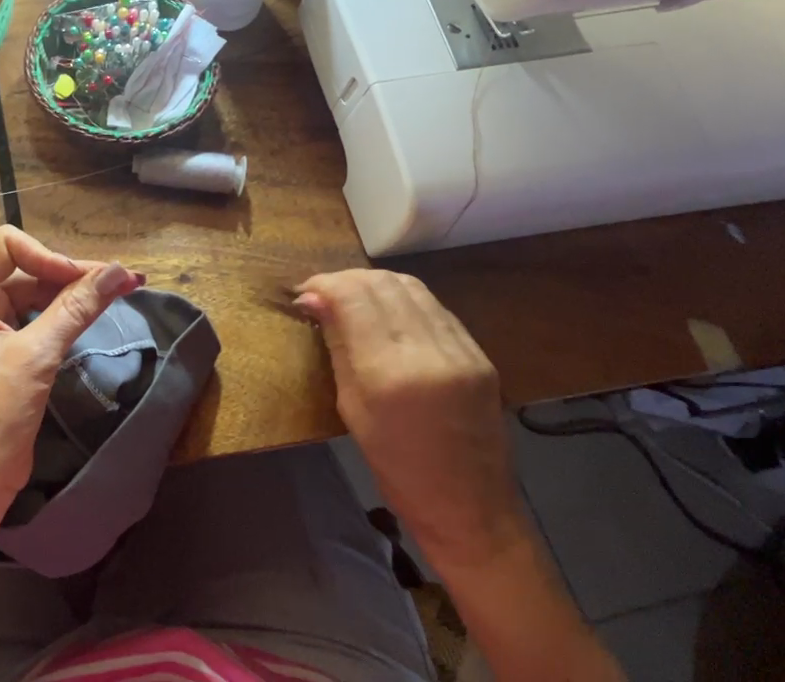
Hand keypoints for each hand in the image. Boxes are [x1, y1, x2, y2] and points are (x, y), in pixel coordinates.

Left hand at [0, 226, 142, 534]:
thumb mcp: (35, 356)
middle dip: (73, 272)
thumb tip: (119, 270)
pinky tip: (99, 312)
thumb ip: (75, 309)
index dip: (48, 255)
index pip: (8, 245)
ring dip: (78, 292)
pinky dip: (71, 315)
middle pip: (29, 267)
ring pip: (40, 293)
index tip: (84, 281)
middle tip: (126, 281)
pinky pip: (44, 319)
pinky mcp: (13, 353)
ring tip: (123, 291)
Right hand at [295, 269, 529, 572]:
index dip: (324, 284)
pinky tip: (389, 314)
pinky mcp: (479, 354)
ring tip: (353, 298)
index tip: (304, 293)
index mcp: (389, 372)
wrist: (470, 506)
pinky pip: (435, 308)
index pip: (353, 297)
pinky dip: (405, 300)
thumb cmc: (396, 468)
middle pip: (382, 284)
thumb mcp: (351, 408)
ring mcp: (460, 350)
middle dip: (346, 279)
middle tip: (323, 294)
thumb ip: (337, 346)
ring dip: (376, 284)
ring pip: (411, 287)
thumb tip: (313, 299)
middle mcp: (428, 351)